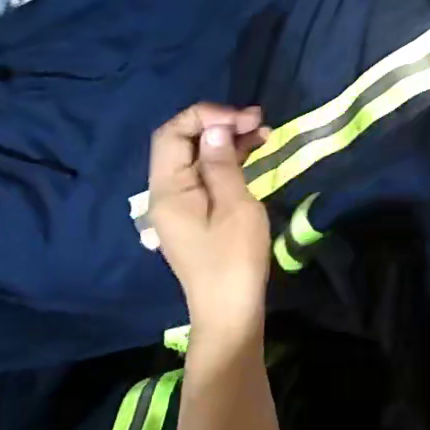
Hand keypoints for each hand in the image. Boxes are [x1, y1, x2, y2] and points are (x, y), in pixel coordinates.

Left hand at [148, 104, 272, 336]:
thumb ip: (221, 163)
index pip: (172, 134)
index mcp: (167, 189)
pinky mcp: (196, 212)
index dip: (204, 116)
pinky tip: (255, 150)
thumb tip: (214, 129)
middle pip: (182, 142)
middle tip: (257, 120)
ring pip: (197, 156)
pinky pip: (206, 174)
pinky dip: (228, 159)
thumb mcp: (234, 205)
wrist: (230, 313)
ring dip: (227, 139)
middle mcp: (166, 192)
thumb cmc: (234, 259)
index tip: (241, 118)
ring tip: (263, 130)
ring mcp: (180, 203)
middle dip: (218, 124)